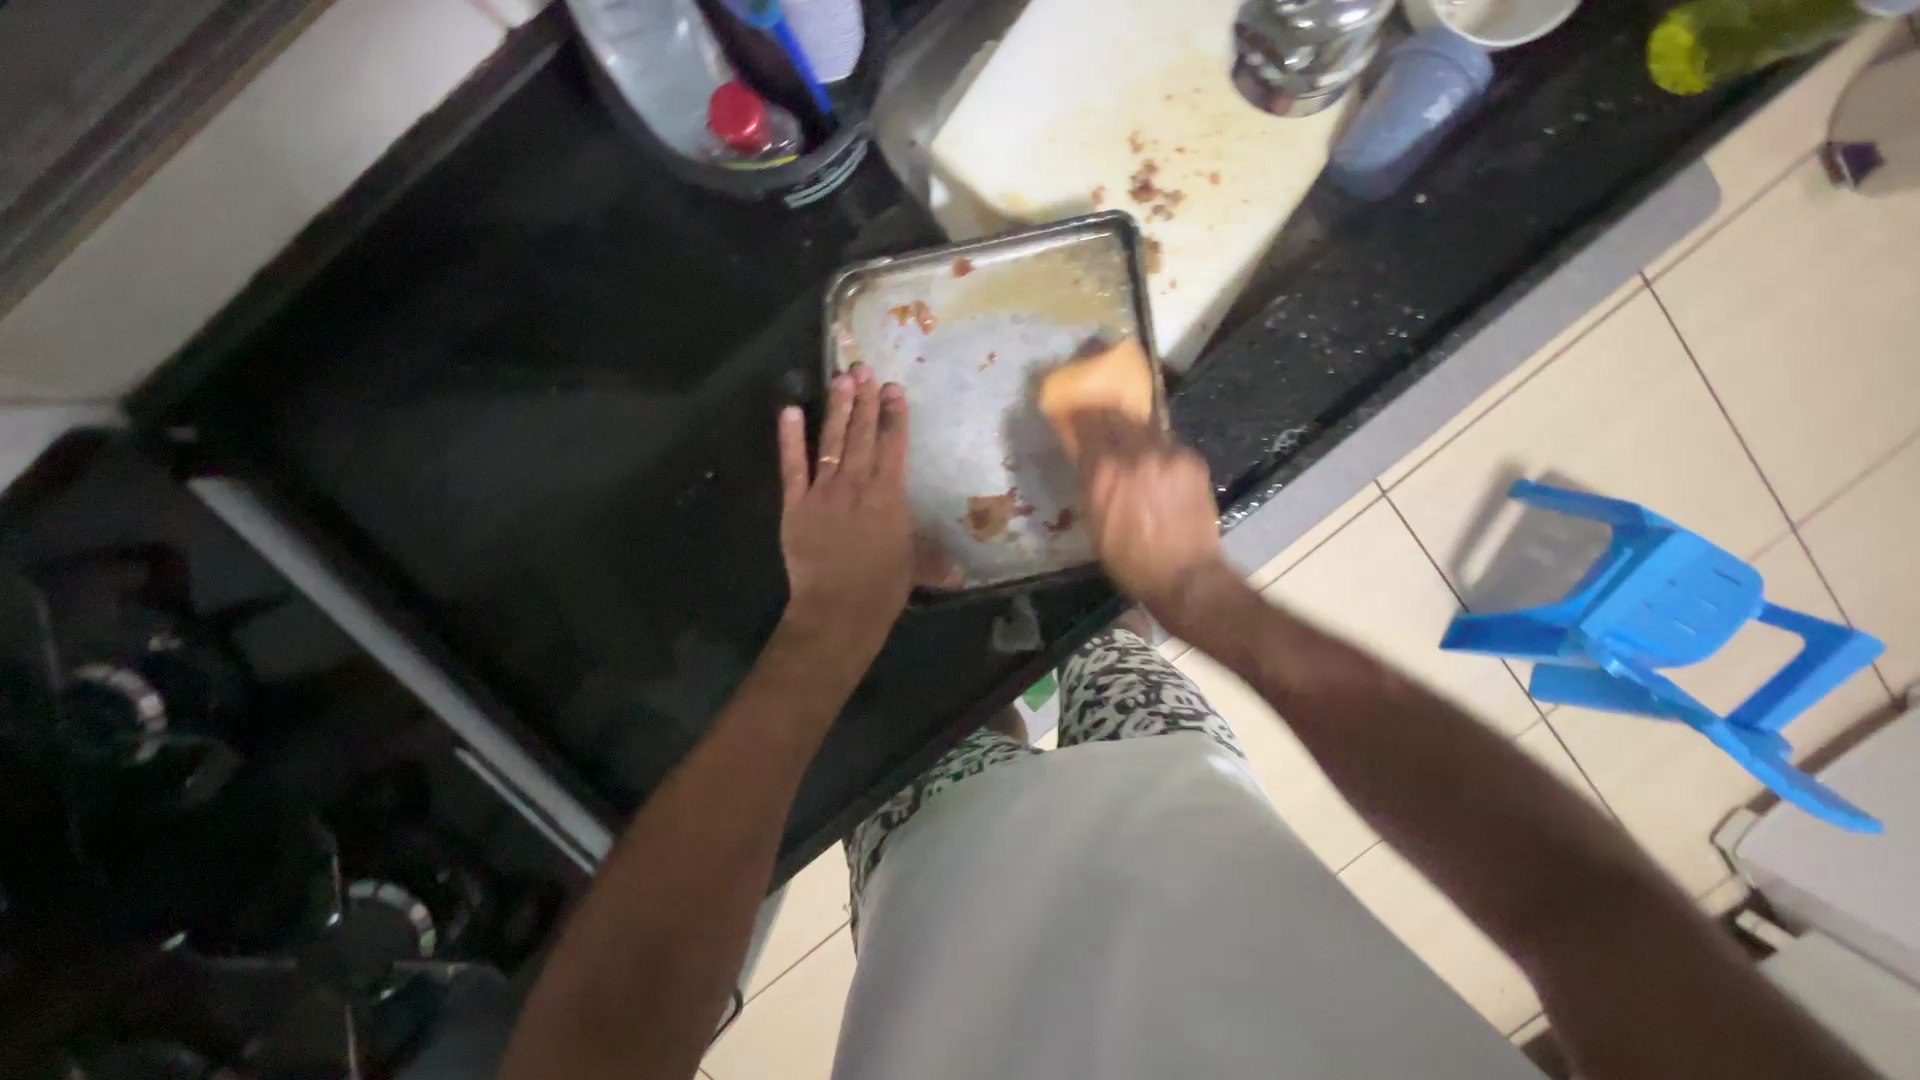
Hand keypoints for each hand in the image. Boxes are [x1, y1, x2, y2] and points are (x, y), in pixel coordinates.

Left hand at [776, 365, 955, 656]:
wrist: (839, 609)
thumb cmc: (882, 589)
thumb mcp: (914, 570)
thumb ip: (934, 563)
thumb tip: (960, 574)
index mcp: (889, 496)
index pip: (894, 445)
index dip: (894, 415)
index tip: (894, 389)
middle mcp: (858, 484)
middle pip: (862, 434)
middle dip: (865, 400)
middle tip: (864, 369)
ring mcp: (824, 491)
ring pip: (832, 441)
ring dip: (837, 409)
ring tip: (841, 379)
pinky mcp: (795, 504)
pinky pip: (792, 466)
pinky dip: (790, 438)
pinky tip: (790, 411)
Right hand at [1069, 411, 1227, 617]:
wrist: (1186, 576)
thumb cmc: (1131, 561)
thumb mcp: (1095, 525)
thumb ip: (1090, 485)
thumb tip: (1085, 459)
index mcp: (1104, 472)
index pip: (1087, 424)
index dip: (1077, 414)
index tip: (1072, 412)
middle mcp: (1135, 454)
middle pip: (1115, 416)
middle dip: (1103, 413)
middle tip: (1097, 415)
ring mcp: (1167, 455)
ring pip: (1143, 426)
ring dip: (1130, 427)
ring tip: (1126, 434)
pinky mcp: (1191, 461)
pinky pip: (1168, 443)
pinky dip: (1156, 447)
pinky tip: (1155, 461)